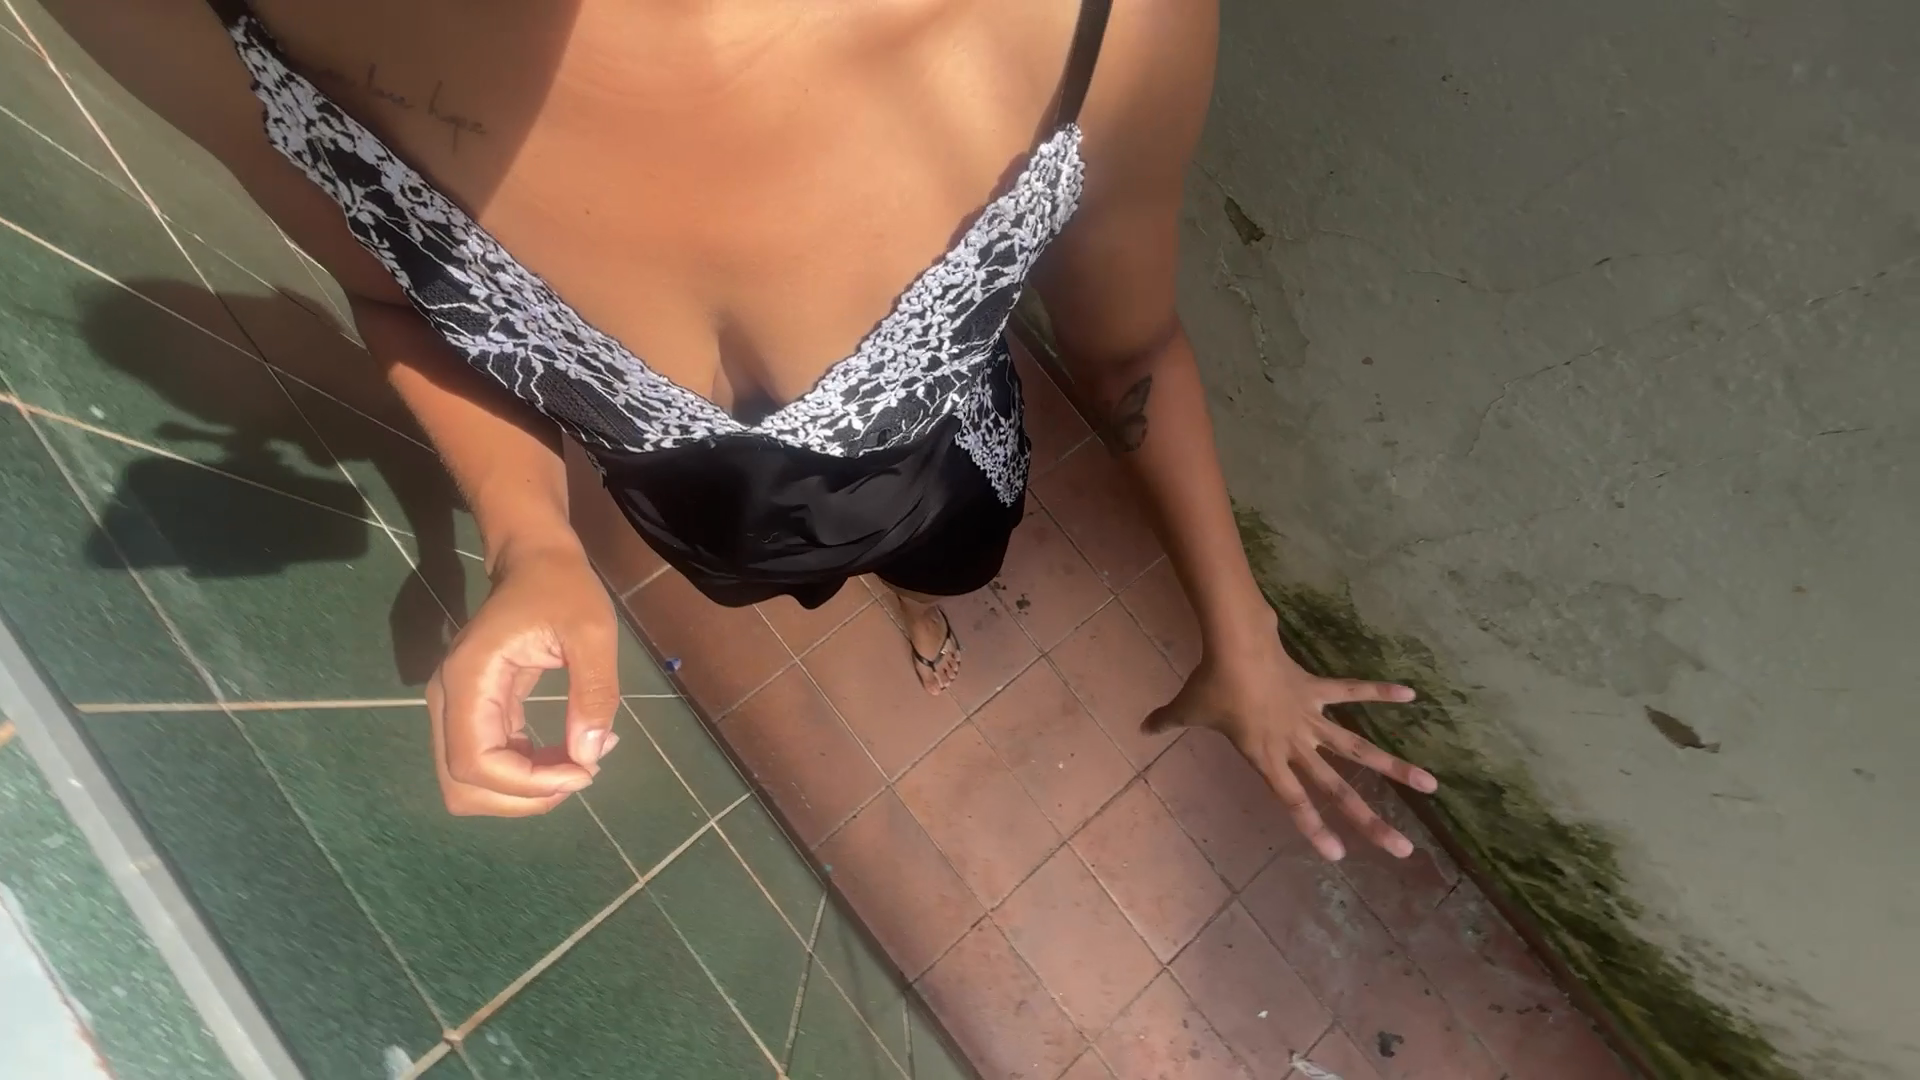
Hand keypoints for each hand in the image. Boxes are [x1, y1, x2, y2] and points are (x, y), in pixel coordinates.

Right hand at [426, 541, 619, 816]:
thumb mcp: (593, 633)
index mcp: (469, 679)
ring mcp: (458, 706)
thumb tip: (589, 755)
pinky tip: (568, 753)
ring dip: (524, 787)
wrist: (537, 559)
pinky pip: (489, 758)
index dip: (527, 783)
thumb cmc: (565, 588)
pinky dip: (525, 769)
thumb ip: (593, 693)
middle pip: (463, 783)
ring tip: (580, 764)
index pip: (475, 761)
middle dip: (523, 795)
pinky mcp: (478, 709)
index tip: (583, 773)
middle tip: (583, 773)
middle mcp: (449, 699)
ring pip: (471, 779)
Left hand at [1145, 629, 1438, 860]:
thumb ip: (1165, 722)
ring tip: (1431, 786)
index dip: (1311, 826)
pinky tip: (1410, 692)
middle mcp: (1294, 743)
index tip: (1337, 855)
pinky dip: (1378, 690)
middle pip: (1336, 786)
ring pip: (1357, 747)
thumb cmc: (1210, 684)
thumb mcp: (1185, 708)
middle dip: (1368, 820)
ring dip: (1393, 767)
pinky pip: (1351, 691)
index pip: (1290, 798)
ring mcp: (1310, 717)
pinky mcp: (1316, 689)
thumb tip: (1139, 729)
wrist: (1233, 648)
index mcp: (1264, 755)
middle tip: (1403, 850)